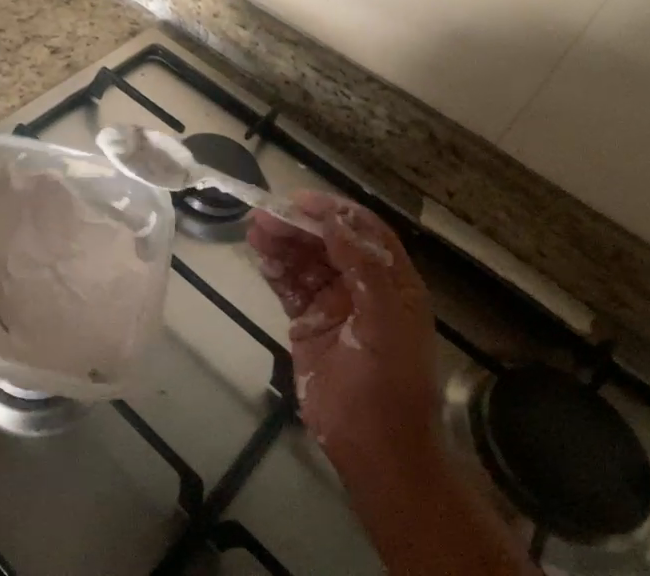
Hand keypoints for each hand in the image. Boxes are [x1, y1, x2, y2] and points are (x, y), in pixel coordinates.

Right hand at [248, 192, 439, 476]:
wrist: (375, 449)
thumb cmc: (389, 386)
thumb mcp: (385, 323)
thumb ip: (364, 269)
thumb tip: (337, 220)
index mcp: (394, 284)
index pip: (365, 232)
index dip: (335, 212)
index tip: (300, 200)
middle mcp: (365, 289)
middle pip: (330, 243)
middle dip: (299, 226)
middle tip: (265, 215)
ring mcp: (335, 306)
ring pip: (306, 262)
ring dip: (283, 243)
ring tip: (254, 229)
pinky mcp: (309, 325)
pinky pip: (291, 288)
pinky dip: (275, 270)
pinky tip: (259, 257)